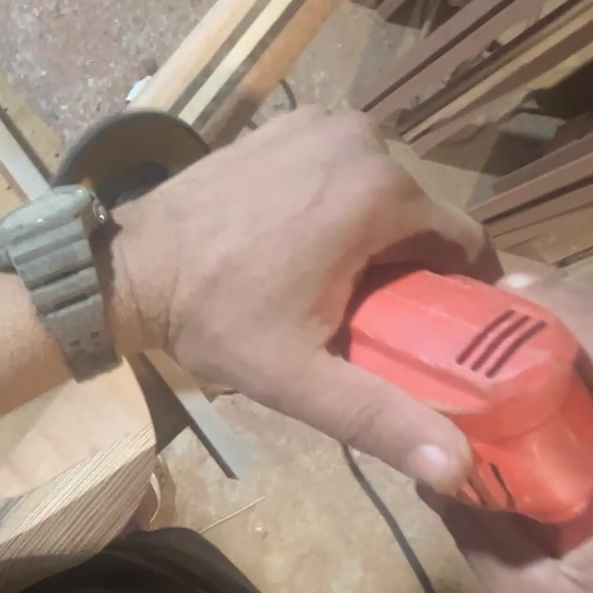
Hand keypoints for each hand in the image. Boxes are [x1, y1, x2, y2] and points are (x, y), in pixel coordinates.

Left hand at [108, 107, 491, 491]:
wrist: (131, 269)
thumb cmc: (212, 321)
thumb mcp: (297, 378)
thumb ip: (378, 417)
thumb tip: (458, 468)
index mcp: (382, 193)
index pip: (461, 244)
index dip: (452, 292)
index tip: (428, 330)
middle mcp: (362, 141)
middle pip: (415, 216)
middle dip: (400, 266)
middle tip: (359, 316)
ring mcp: (319, 123)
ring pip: (376, 190)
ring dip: (365, 234)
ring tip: (323, 283)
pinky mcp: (283, 126)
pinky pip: (334, 167)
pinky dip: (329, 202)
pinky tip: (294, 242)